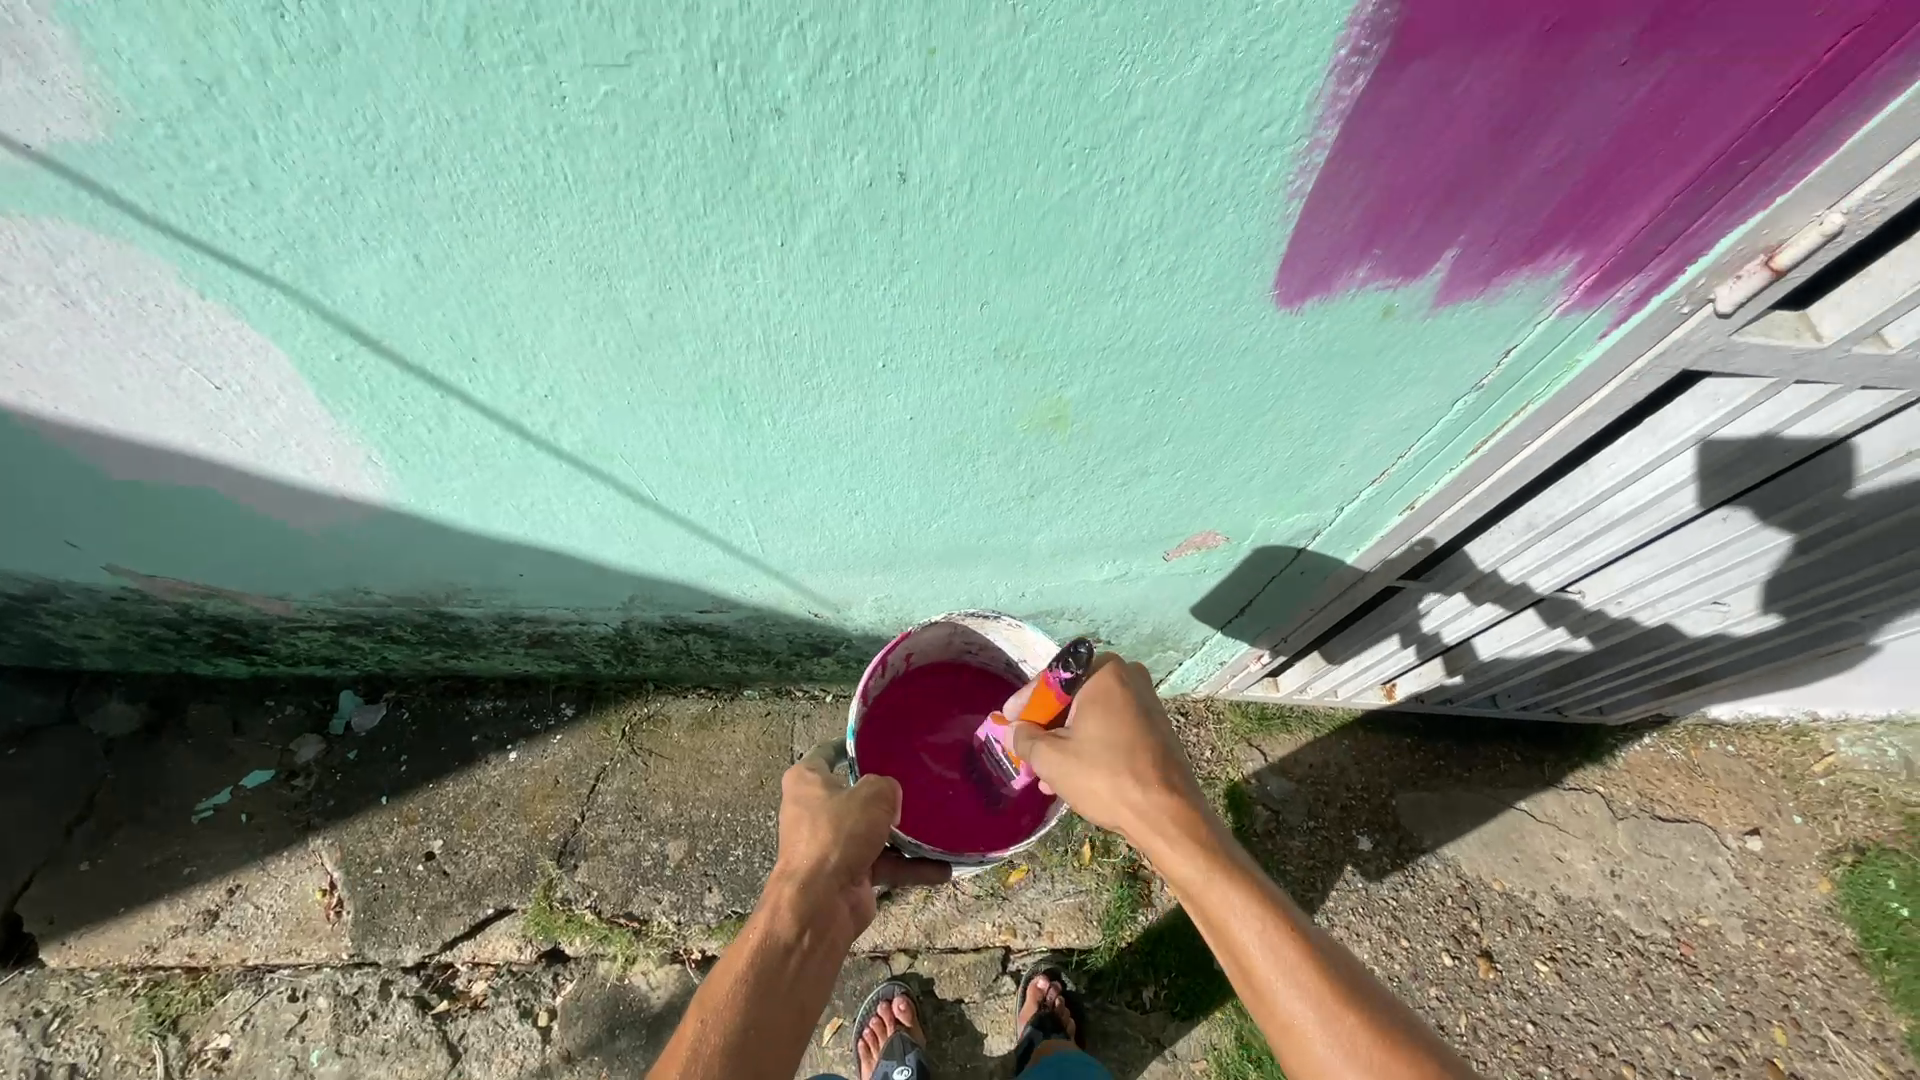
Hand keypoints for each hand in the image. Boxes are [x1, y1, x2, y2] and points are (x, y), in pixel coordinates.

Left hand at [766, 743, 949, 939]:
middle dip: (884, 794)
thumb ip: (887, 786)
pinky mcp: (849, 873)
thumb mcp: (872, 794)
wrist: (820, 903)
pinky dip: (910, 867)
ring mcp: (832, 845)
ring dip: (905, 836)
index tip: (878, 740)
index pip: (827, 753)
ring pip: (873, 832)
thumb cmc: (838, 833)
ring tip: (939, 827)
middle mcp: (815, 811)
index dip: (850, 744)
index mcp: (807, 781)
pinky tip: (942, 868)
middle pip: (855, 794)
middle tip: (917, 783)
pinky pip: (885, 864)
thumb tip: (889, 800)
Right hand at [1011, 653, 1209, 850]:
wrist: (1168, 815)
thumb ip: (1024, 738)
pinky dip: (1088, 745)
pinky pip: (1110, 727)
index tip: (1006, 721)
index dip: (1024, 703)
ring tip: (1043, 774)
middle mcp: (1127, 676)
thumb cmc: (1105, 777)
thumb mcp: (1052, 758)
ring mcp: (1145, 701)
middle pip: (1071, 697)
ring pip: (1090, 716)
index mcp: (1103, 671)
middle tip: (1024, 749)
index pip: (1050, 680)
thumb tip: (1013, 731)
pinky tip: (1071, 776)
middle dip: (1045, 727)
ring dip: (1065, 741)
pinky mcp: (1154, 726)